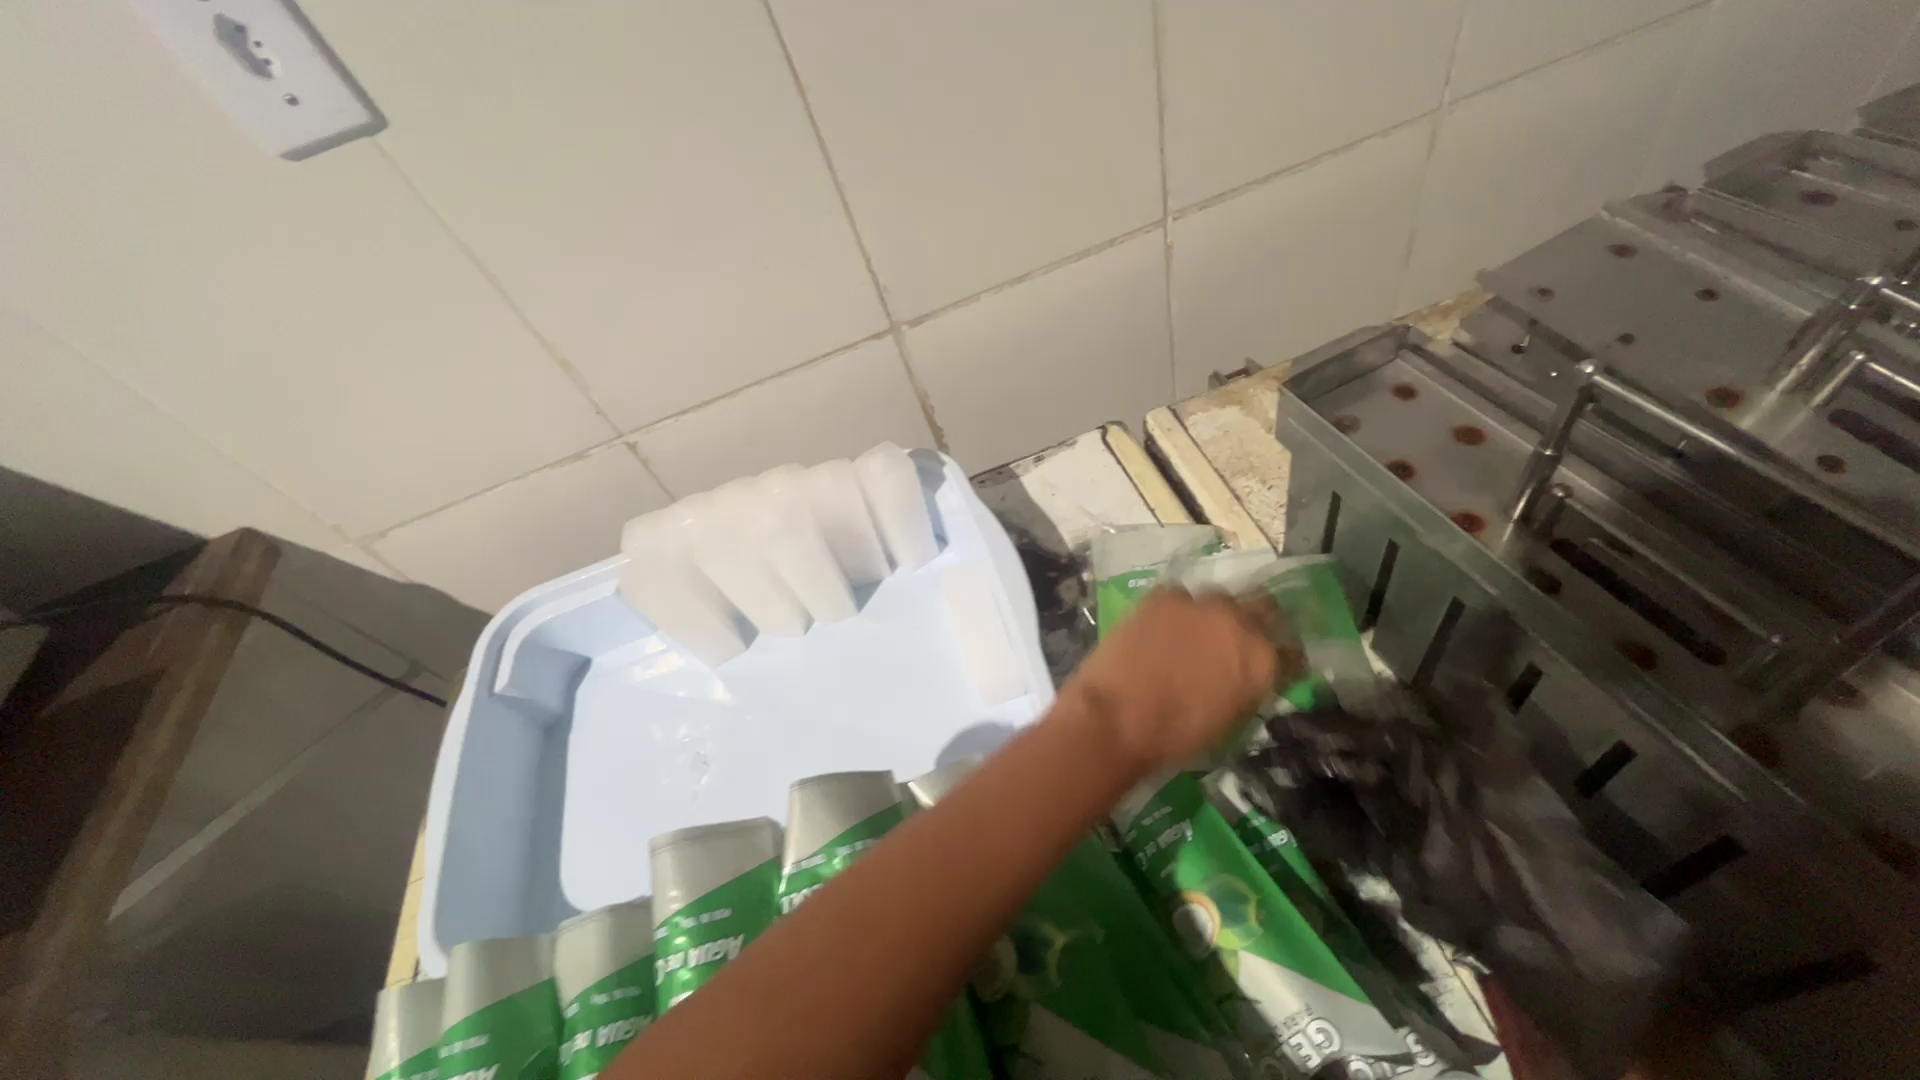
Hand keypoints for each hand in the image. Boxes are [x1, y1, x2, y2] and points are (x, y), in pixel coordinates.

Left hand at [1062, 588, 1289, 772]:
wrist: (1116, 717)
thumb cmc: (1175, 736)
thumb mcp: (1230, 720)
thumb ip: (1248, 689)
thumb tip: (1246, 678)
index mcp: (1264, 660)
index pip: (1291, 650)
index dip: (1283, 657)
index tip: (1274, 663)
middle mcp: (1240, 623)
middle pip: (1262, 609)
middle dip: (1254, 623)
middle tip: (1233, 641)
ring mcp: (1200, 604)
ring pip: (1218, 600)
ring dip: (1211, 616)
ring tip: (1190, 635)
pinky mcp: (1163, 596)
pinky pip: (1177, 598)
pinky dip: (1173, 612)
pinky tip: (1157, 629)